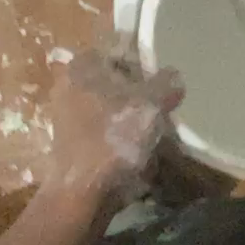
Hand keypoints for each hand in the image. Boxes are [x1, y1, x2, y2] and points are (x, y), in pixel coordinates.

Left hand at [43, 51, 183, 203]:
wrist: (83, 194)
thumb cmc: (113, 139)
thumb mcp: (150, 104)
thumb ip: (166, 84)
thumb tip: (174, 77)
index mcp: (83, 66)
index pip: (121, 50)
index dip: (147, 63)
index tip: (166, 83)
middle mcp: (70, 86)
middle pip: (118, 82)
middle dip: (143, 95)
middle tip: (167, 110)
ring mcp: (69, 118)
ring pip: (115, 110)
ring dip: (137, 121)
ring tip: (159, 135)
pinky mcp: (74, 145)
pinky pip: (108, 134)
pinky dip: (125, 141)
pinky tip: (142, 155)